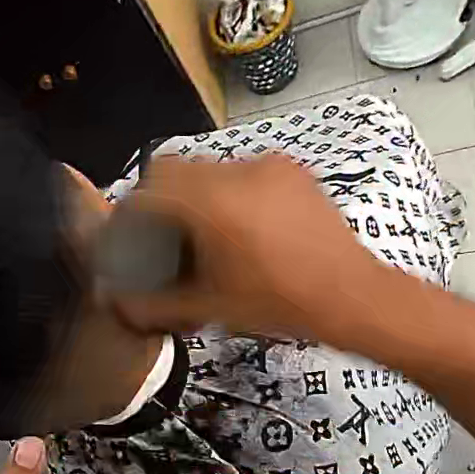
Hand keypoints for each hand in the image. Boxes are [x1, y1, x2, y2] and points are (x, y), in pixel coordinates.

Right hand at [109, 154, 392, 340]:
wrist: (354, 297)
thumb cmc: (285, 304)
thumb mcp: (215, 306)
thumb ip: (158, 303)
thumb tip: (121, 305)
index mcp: (214, 200)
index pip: (151, 183)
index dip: (136, 210)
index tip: (138, 236)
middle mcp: (241, 171)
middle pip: (181, 172)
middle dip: (169, 204)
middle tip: (173, 239)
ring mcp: (273, 167)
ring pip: (215, 171)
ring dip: (204, 198)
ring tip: (215, 237)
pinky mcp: (296, 173)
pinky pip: (249, 174)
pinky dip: (236, 195)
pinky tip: (248, 230)